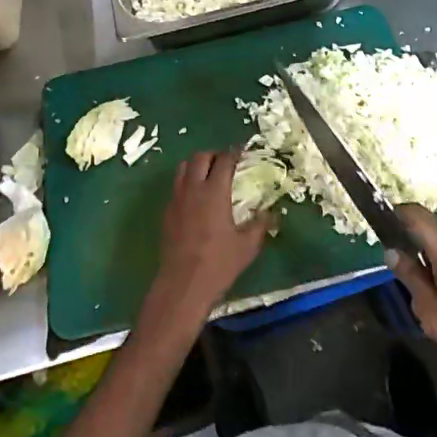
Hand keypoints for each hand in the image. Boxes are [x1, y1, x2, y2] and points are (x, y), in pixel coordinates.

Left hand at [145, 150, 270, 320]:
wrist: (183, 283)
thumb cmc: (219, 264)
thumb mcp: (248, 246)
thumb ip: (260, 224)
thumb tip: (270, 212)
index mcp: (214, 192)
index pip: (224, 161)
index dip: (234, 153)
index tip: (243, 152)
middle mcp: (193, 189)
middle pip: (200, 157)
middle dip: (214, 154)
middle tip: (226, 162)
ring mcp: (176, 199)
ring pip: (183, 168)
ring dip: (197, 164)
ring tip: (209, 174)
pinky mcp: (167, 212)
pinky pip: (176, 186)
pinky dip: (187, 182)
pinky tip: (196, 197)